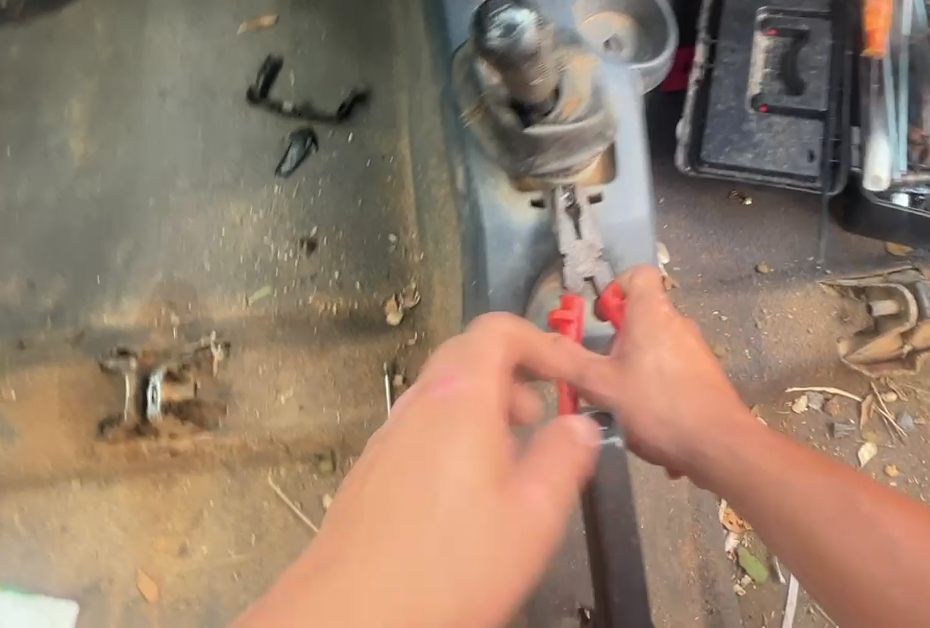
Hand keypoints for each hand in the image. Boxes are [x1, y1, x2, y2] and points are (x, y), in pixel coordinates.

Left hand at [236, 314, 601, 627]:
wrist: (349, 615)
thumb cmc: (449, 565)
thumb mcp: (532, 517)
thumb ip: (563, 458)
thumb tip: (579, 425)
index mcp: (460, 396)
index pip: (498, 330)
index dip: (539, 341)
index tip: (568, 373)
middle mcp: (420, 400)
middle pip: (469, 353)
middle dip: (514, 372)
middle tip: (539, 414)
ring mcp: (390, 431)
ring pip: (444, 390)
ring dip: (485, 404)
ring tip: (510, 456)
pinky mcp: (373, 465)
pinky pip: (423, 423)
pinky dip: (456, 430)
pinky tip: (467, 489)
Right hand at [572, 266, 755, 482]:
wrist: (721, 447)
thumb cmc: (658, 406)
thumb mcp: (603, 386)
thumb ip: (571, 363)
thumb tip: (545, 343)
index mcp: (652, 313)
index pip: (638, 274)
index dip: (616, 288)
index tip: (601, 319)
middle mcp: (677, 323)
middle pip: (642, 316)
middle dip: (618, 342)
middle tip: (602, 373)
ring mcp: (695, 350)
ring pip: (655, 348)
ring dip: (635, 370)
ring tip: (623, 405)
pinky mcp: (706, 377)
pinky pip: (672, 372)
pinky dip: (657, 390)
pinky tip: (650, 425)